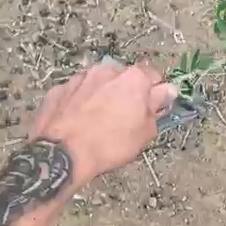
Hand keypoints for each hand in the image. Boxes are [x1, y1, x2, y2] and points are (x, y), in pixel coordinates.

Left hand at [27, 61, 177, 188]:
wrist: (61, 155)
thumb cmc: (110, 144)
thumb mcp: (146, 131)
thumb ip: (157, 105)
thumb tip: (167, 90)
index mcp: (134, 79)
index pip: (154, 76)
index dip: (154, 94)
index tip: (151, 109)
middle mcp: (107, 71)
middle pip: (124, 78)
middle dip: (126, 92)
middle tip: (125, 118)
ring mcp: (80, 79)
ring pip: (99, 83)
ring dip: (102, 95)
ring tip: (99, 121)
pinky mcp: (58, 90)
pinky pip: (76, 93)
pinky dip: (80, 102)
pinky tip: (79, 122)